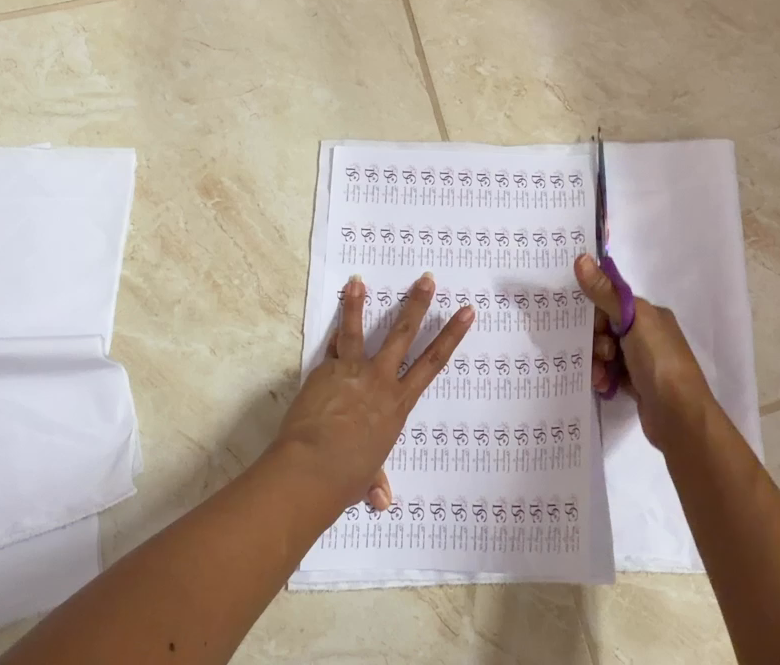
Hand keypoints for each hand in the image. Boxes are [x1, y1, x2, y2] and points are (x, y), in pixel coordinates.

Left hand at [271, 274, 473, 513]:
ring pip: (360, 329)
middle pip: (403, 334)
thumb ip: (375, 481)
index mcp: (398, 405)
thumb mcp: (368, 476)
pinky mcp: (325, 371)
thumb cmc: (346, 478)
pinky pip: (331, 347)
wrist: (312, 467)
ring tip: (358, 280)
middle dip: (417, 304)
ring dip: (359, 302)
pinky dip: (332, 333)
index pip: (433, 362)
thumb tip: (382, 502)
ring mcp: (352, 371)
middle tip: (427, 278)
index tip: (466, 310)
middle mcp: (380, 380)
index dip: (451, 335)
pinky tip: (332, 318)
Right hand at [579, 254, 714, 453]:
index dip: (595, 313)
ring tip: (600, 375)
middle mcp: (648, 335)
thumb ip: (606, 294)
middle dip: (595, 340)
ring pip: (606, 353)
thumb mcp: (632, 321)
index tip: (582, 324)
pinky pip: (611, 374)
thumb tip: (581, 258)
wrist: (680, 417)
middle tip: (599, 353)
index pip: (613, 303)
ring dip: (597, 362)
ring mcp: (643, 361)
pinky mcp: (637, 385)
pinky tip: (603, 386)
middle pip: (606, 329)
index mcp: (650, 315)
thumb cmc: (659, 362)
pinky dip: (604, 378)